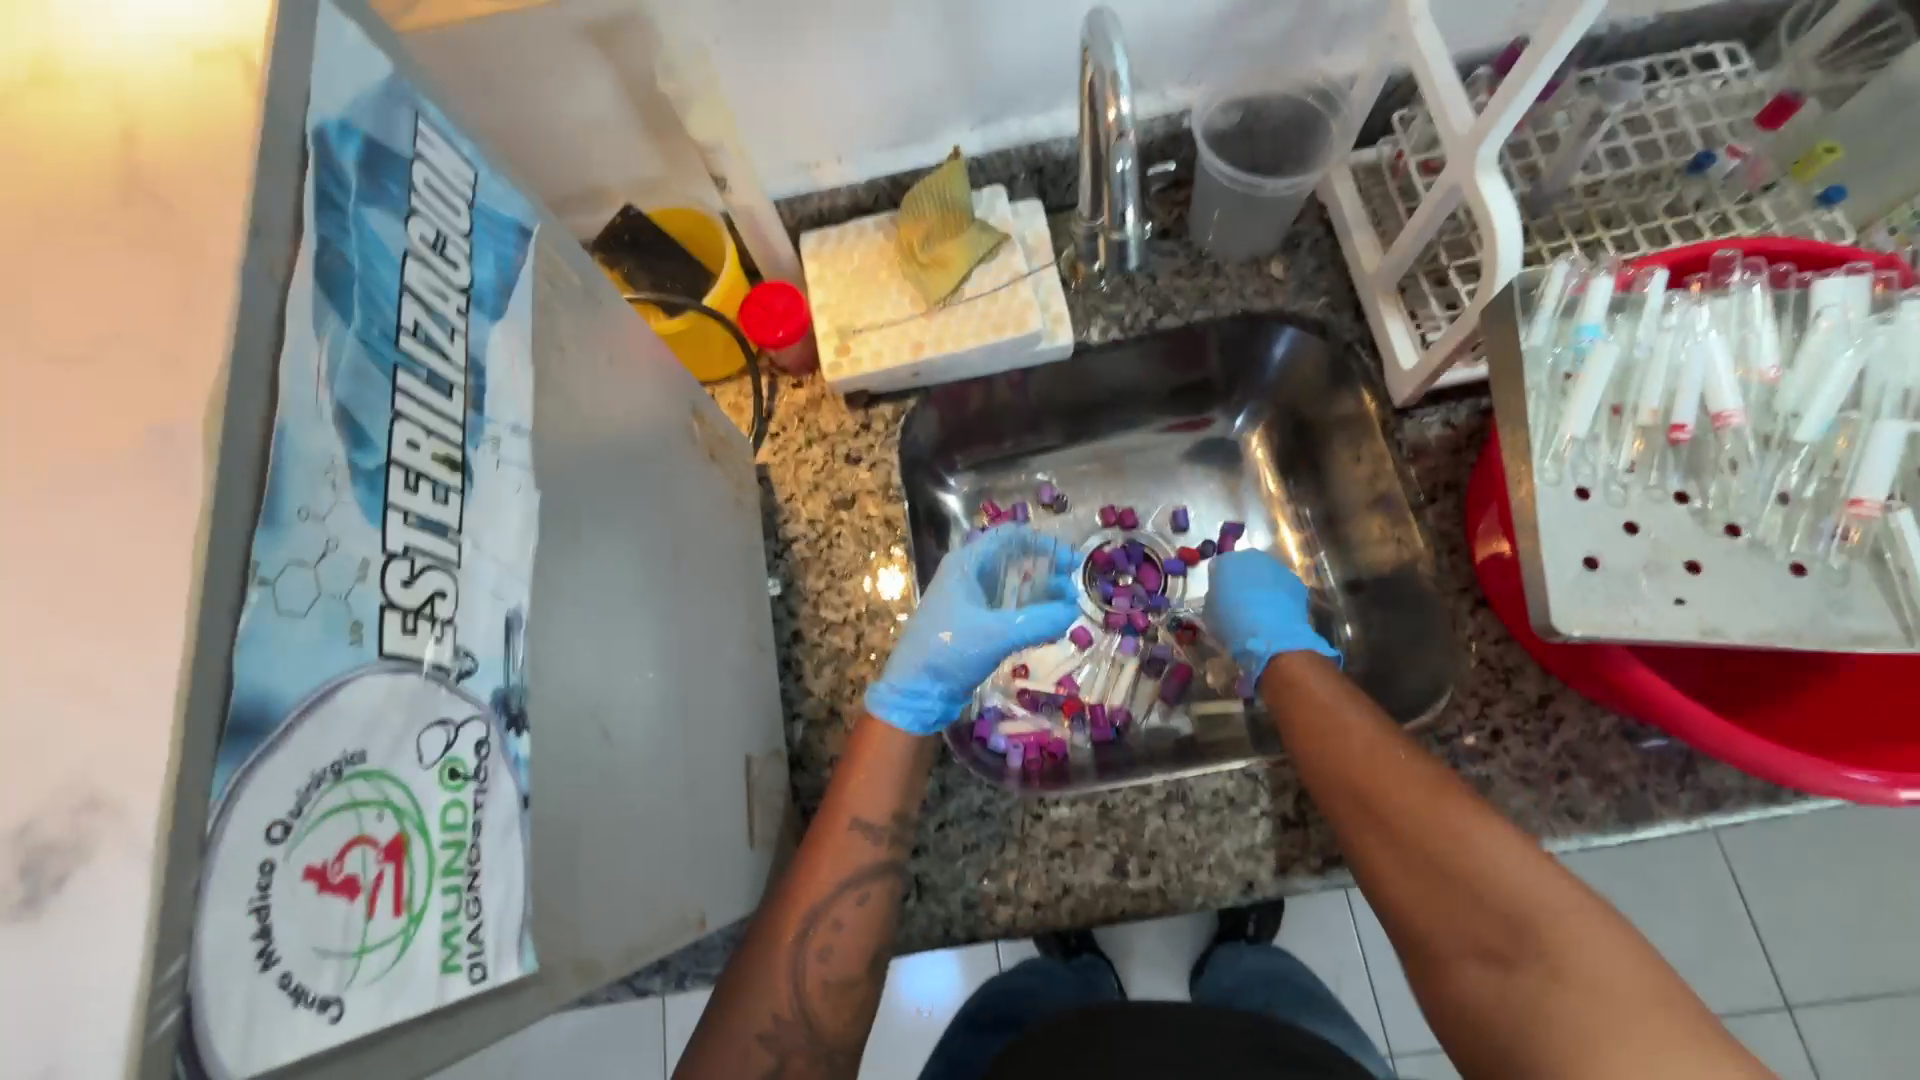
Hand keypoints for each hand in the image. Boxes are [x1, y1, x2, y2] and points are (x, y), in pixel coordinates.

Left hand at [865, 526, 1080, 734]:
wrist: (915, 692)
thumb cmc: (948, 652)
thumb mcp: (996, 634)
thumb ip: (1038, 621)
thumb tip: (1073, 611)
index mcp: (966, 564)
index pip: (1011, 537)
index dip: (1044, 544)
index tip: (1072, 562)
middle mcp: (968, 575)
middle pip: (1014, 560)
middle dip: (1047, 571)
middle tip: (1074, 589)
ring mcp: (969, 600)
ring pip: (1012, 587)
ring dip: (1040, 595)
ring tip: (1068, 609)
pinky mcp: (974, 623)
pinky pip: (1007, 609)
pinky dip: (1029, 614)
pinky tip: (1049, 627)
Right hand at [1203, 549, 1340, 678]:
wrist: (1270, 637)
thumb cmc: (1231, 624)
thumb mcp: (1209, 613)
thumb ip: (1213, 599)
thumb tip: (1220, 598)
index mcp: (1226, 562)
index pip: (1218, 567)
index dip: (1219, 582)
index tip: (1219, 597)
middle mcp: (1252, 557)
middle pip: (1244, 565)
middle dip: (1242, 579)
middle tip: (1240, 601)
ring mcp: (1278, 567)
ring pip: (1266, 574)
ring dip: (1263, 586)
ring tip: (1261, 610)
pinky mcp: (1297, 582)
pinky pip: (1284, 587)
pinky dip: (1281, 596)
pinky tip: (1278, 614)